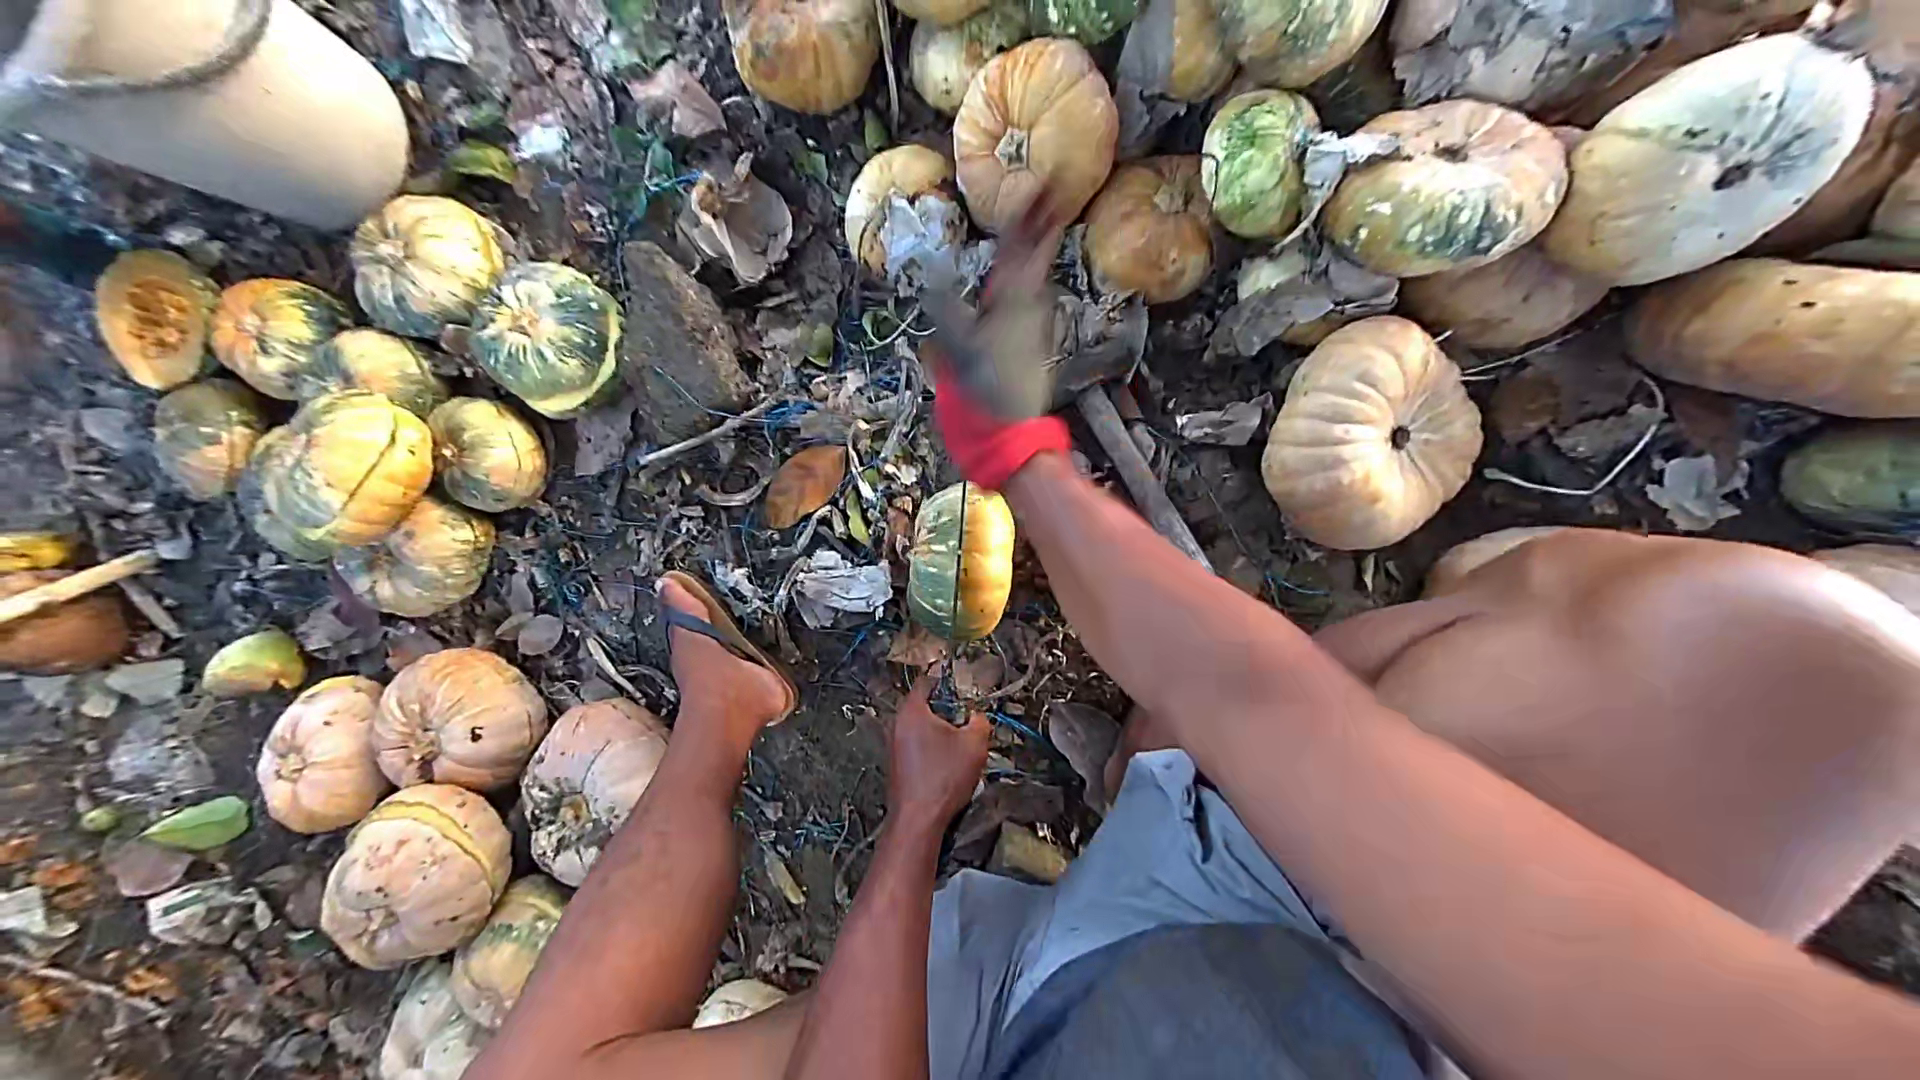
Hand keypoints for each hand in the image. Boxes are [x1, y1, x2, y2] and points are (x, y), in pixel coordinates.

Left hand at [886, 669, 990, 836]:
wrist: (918, 819)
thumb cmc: (944, 777)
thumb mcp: (974, 745)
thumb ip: (979, 722)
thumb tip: (977, 716)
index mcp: (911, 711)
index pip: (926, 682)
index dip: (945, 679)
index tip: (961, 682)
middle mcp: (896, 724)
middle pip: (923, 705)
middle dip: (945, 708)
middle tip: (966, 715)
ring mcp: (892, 745)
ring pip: (919, 727)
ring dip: (938, 730)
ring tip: (959, 741)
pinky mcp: (895, 764)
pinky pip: (915, 745)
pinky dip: (930, 747)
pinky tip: (946, 762)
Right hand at [922, 206, 1073, 488]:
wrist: (1010, 433)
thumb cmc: (982, 392)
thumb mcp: (955, 349)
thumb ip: (946, 310)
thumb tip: (933, 278)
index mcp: (1012, 299)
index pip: (1024, 244)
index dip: (1035, 211)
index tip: (1050, 181)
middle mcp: (1031, 305)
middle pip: (1037, 255)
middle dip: (1041, 223)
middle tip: (1052, 191)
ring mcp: (1038, 324)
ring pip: (1035, 278)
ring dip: (1034, 252)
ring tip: (1035, 224)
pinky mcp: (1037, 341)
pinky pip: (1031, 299)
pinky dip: (1026, 282)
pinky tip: (1017, 280)